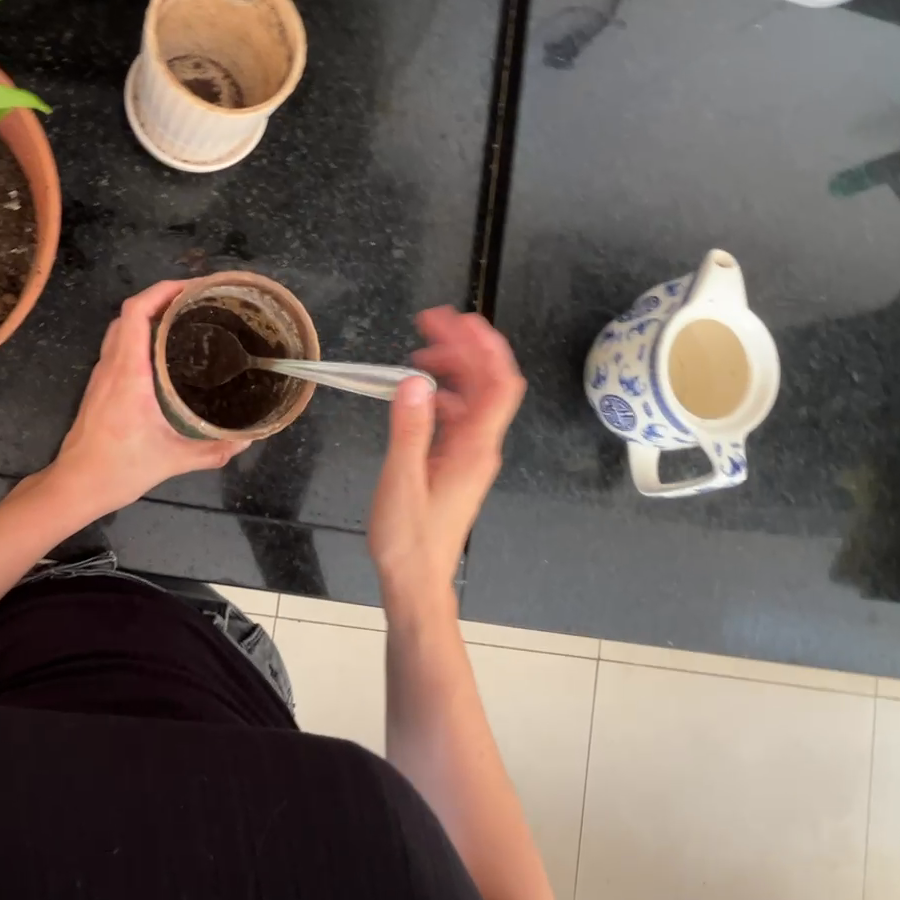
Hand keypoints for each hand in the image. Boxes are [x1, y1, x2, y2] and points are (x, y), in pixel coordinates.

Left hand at [44, 281, 249, 518]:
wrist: (74, 485)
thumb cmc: (118, 469)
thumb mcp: (172, 461)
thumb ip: (212, 450)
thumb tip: (246, 441)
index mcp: (128, 372)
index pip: (137, 312)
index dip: (162, 290)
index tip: (193, 288)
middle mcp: (111, 366)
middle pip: (128, 314)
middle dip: (160, 298)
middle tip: (196, 302)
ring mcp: (101, 376)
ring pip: (120, 330)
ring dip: (147, 317)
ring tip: (182, 321)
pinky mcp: (98, 388)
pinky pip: (117, 348)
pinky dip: (138, 337)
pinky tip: (161, 354)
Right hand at [369, 307, 525, 604]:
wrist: (416, 579)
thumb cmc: (408, 537)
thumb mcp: (402, 479)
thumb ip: (409, 428)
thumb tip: (415, 380)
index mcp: (474, 448)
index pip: (497, 384)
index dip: (484, 346)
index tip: (456, 320)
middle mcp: (480, 447)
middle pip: (489, 384)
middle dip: (466, 347)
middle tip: (431, 323)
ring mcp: (471, 456)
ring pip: (475, 398)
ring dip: (455, 368)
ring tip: (421, 352)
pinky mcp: (457, 464)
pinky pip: (460, 417)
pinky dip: (444, 395)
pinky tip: (420, 394)